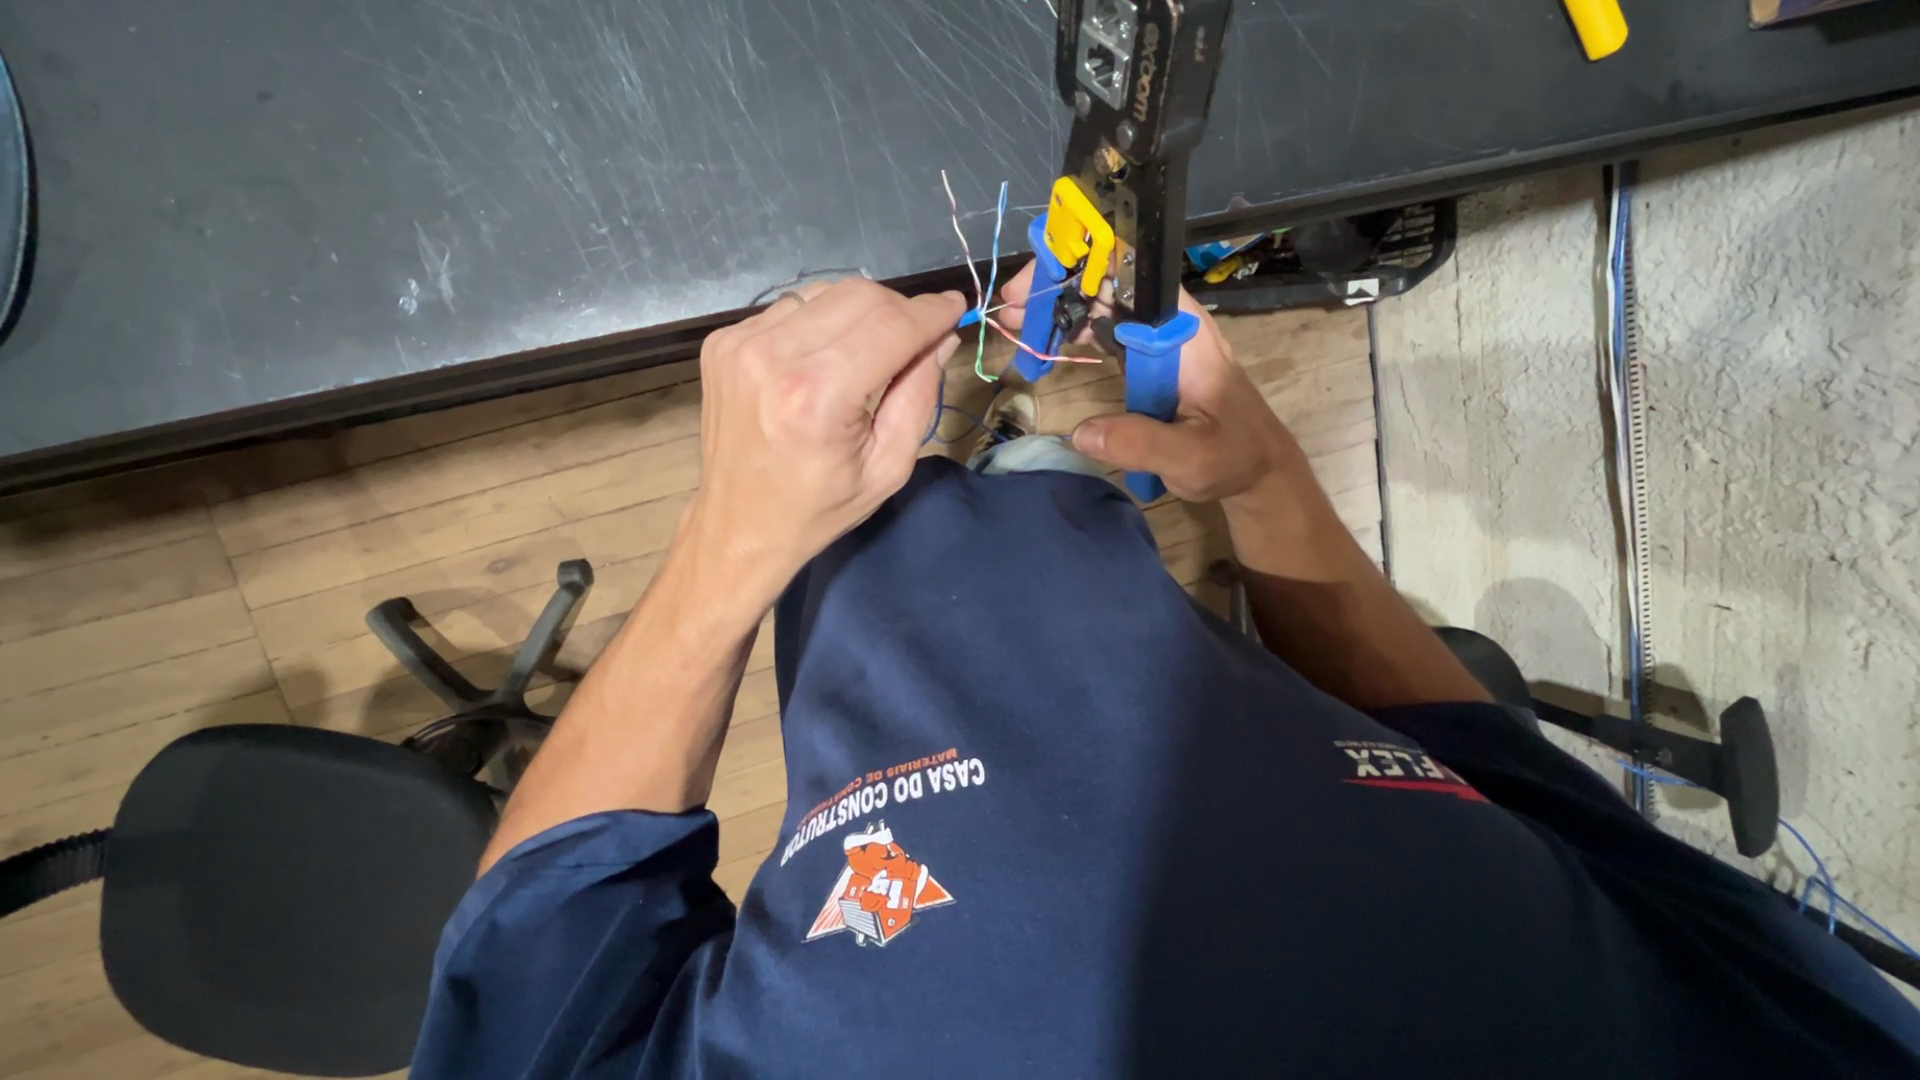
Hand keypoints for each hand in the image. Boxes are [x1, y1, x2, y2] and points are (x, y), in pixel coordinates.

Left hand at [681, 279, 964, 613]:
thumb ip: (919, 396)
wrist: (739, 527)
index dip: (930, 312)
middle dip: (900, 309)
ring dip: (859, 314)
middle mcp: (773, 357)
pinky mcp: (723, 342)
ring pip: (825, 293)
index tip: (954, 308)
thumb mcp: (887, 467)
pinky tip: (823, 359)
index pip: (890, 325)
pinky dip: (820, 323)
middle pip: (859, 296)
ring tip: (868, 353)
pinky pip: (791, 308)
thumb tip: (940, 338)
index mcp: (817, 398)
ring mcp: (740, 344)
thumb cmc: (819, 508)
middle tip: (917, 337)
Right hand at [995, 262, 1308, 509]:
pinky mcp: (1144, 357)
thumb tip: (1081, 432)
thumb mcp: (1190, 456)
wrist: (1254, 468)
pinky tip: (1043, 342)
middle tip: (1012, 308)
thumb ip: (1140, 442)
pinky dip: (1071, 330)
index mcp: (1181, 330)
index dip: (1083, 268)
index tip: (1039, 285)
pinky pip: (1104, 329)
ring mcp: (1154, 338)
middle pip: (1108, 281)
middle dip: (1058, 286)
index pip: (1130, 274)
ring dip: (1058, 307)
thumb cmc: (1231, 456)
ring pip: (1101, 303)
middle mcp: (1167, 323)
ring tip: (1017, 322)